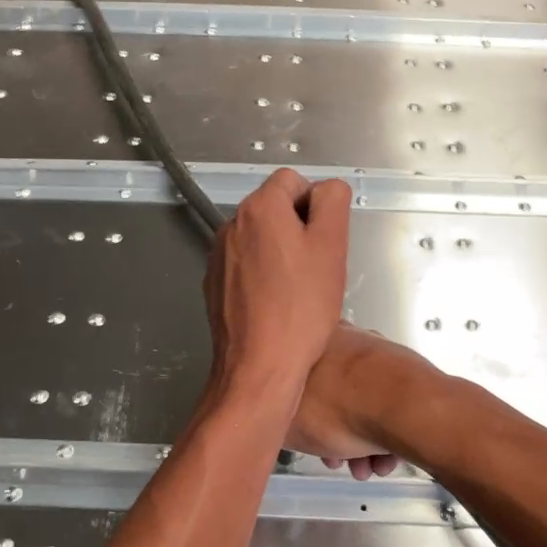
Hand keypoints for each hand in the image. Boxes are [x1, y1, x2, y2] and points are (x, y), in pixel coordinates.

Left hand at [203, 169, 352, 390]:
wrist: (259, 365)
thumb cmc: (301, 308)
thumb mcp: (332, 246)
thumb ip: (332, 202)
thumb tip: (326, 189)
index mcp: (259, 208)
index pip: (293, 181)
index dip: (316, 205)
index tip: (325, 240)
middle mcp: (230, 225)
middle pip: (274, 208)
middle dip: (298, 229)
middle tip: (317, 267)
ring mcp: (218, 256)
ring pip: (260, 239)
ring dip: (280, 253)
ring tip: (298, 290)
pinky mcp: (214, 284)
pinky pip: (245, 266)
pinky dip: (263, 276)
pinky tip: (277, 304)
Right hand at [289, 326, 435, 479]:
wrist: (407, 407)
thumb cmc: (339, 410)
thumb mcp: (287, 426)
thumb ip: (276, 422)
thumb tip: (277, 424)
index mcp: (308, 341)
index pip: (292, 380)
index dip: (296, 418)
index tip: (305, 442)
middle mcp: (343, 337)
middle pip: (327, 395)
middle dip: (332, 436)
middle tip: (338, 462)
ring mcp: (377, 353)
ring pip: (358, 403)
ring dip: (360, 442)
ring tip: (368, 467)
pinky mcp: (406, 371)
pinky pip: (384, 405)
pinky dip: (383, 432)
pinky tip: (386, 458)